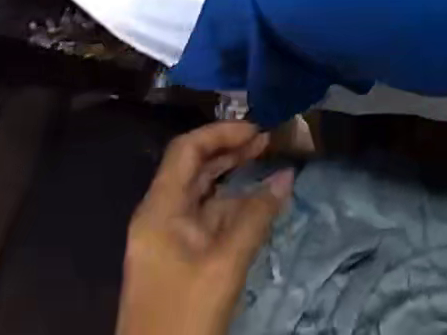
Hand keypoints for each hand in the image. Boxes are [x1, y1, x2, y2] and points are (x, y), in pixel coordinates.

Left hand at [118, 122, 294, 334]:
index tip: (258, 129)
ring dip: (234, 175)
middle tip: (269, 140)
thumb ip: (257, 214)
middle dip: (230, 149)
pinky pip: (207, 217)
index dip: (221, 132)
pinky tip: (259, 202)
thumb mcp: (226, 263)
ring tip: (269, 162)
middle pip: (194, 166)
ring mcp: (168, 239)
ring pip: (202, 191)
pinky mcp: (179, 259)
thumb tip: (287, 174)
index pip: (186, 150)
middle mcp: (160, 216)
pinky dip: (233, 203)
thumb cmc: (185, 317)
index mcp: (159, 210)